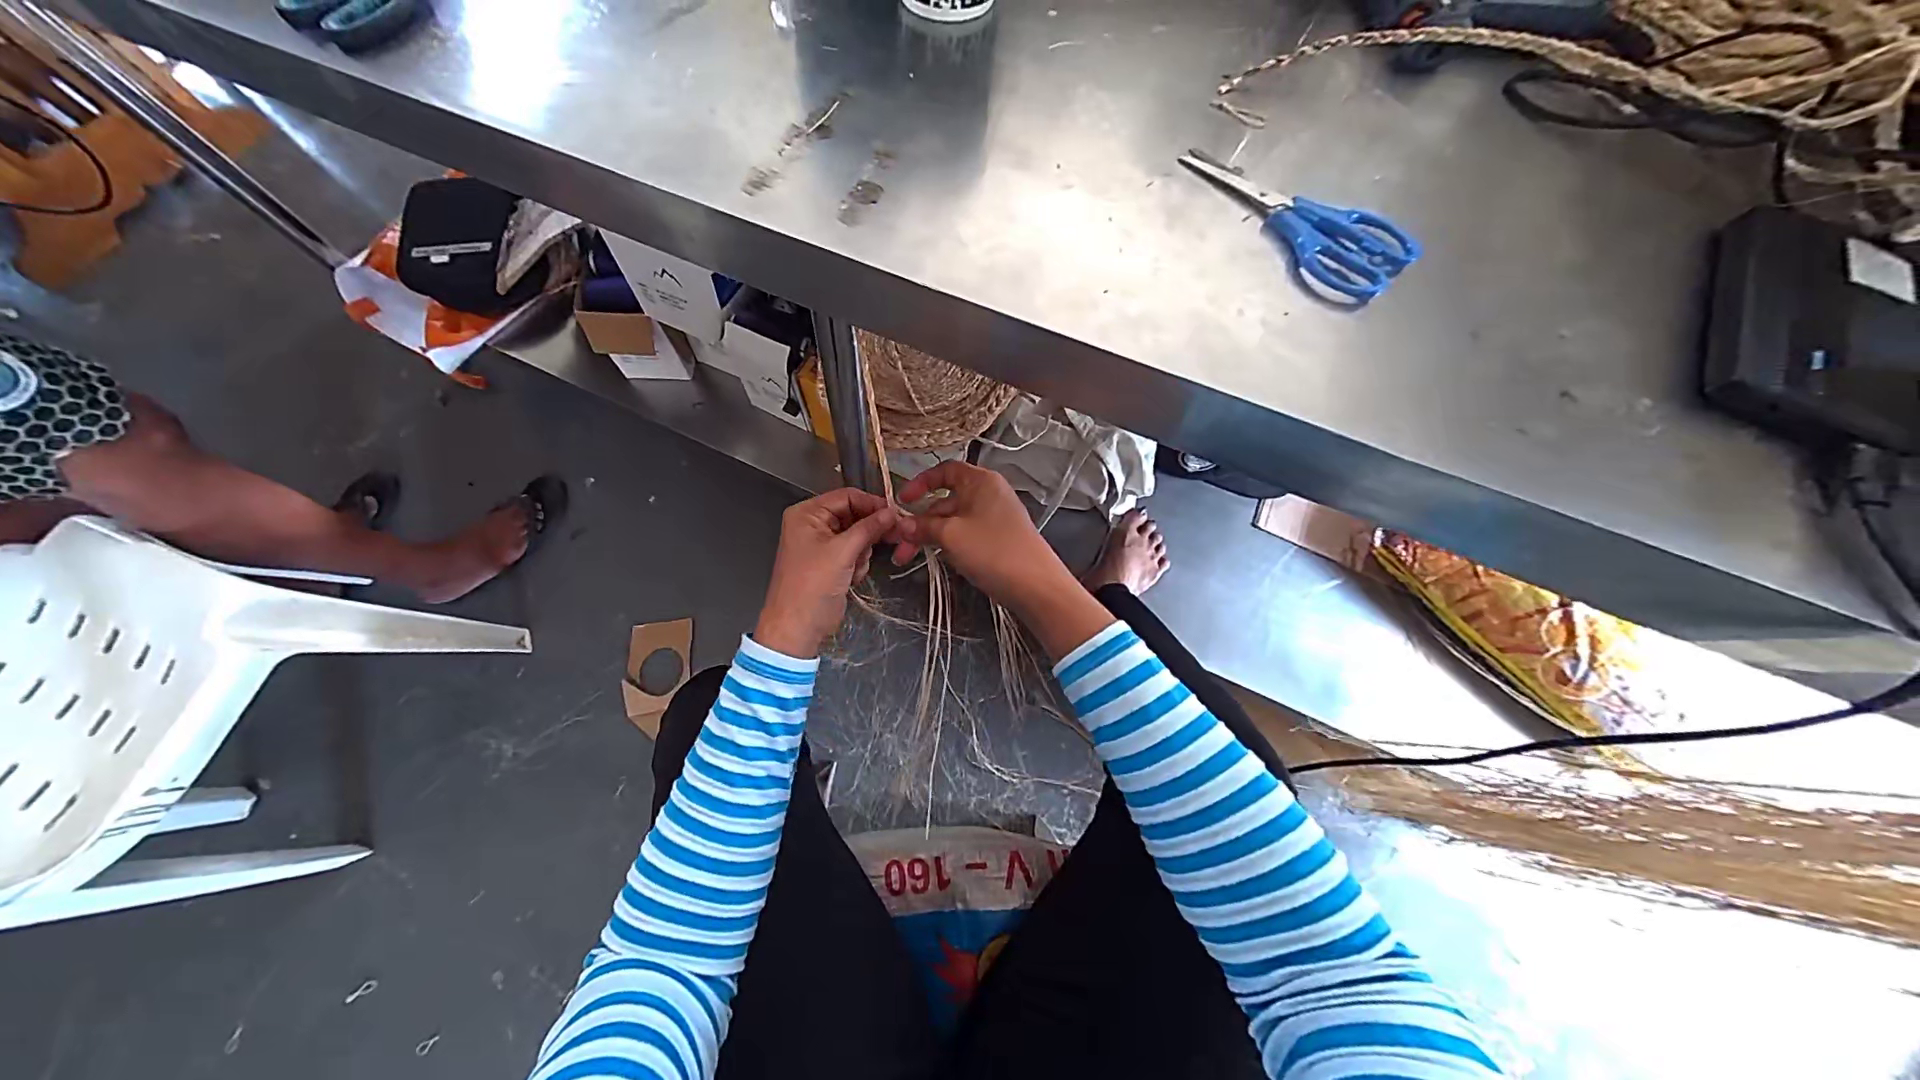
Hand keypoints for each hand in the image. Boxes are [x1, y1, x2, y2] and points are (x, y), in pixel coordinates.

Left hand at [754, 488, 901, 657]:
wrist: (798, 627)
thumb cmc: (811, 587)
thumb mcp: (843, 552)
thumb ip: (869, 528)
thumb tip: (891, 512)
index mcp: (807, 514)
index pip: (847, 496)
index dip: (872, 504)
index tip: (895, 513)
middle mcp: (812, 524)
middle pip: (854, 515)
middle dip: (868, 532)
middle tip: (890, 539)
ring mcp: (822, 544)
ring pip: (858, 535)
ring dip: (863, 552)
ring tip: (854, 568)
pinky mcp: (830, 562)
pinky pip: (854, 552)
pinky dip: (858, 563)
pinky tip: (850, 577)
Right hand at [890, 463, 1109, 658]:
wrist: (1036, 586)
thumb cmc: (993, 551)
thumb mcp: (951, 535)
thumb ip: (923, 526)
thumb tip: (902, 526)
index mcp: (981, 481)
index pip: (945, 470)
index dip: (921, 482)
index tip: (902, 501)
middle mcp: (989, 494)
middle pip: (945, 500)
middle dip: (919, 521)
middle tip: (898, 544)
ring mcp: (994, 518)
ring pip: (953, 521)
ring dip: (929, 536)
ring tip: (907, 558)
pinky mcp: (997, 540)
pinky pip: (965, 535)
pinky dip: (947, 543)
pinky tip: (935, 558)